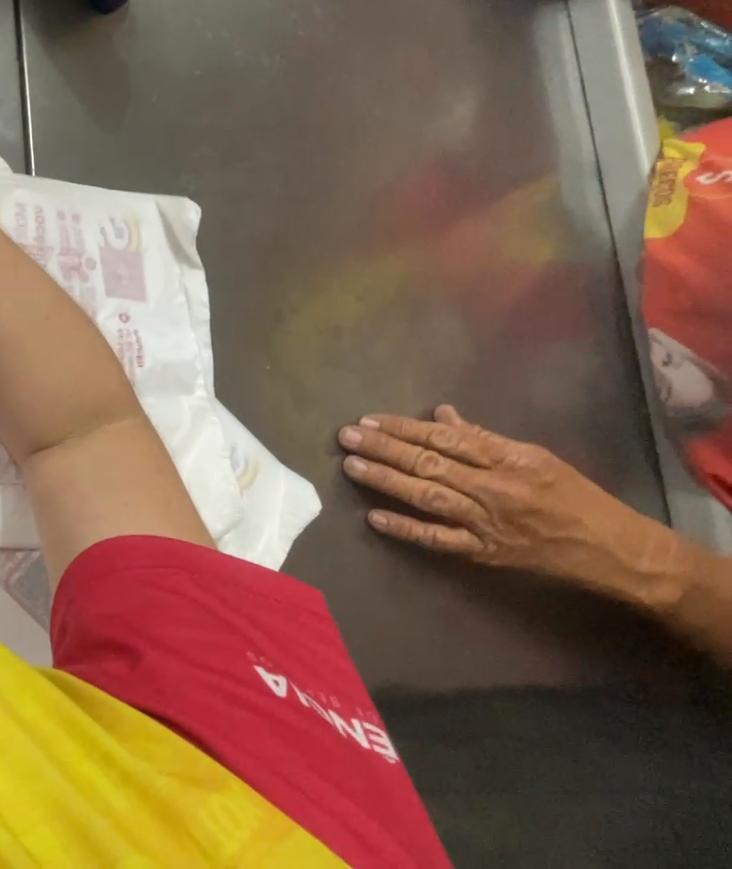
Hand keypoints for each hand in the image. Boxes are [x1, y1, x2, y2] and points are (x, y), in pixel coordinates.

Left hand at [337, 405, 687, 606]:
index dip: (405, 428)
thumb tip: (439, 413)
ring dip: (386, 480)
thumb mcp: (535, 458)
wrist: (619, 553)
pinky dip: (406, 528)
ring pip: (429, 496)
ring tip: (351, 465)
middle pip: (432, 464)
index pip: (447, 438)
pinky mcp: (485, 552)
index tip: (369, 420)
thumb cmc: (574, 497)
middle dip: (386, 448)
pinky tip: (373, 517)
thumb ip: (483, 437)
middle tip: (347, 436)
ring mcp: (489, 522)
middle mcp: (497, 488)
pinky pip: (439, 539)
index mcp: (511, 460)